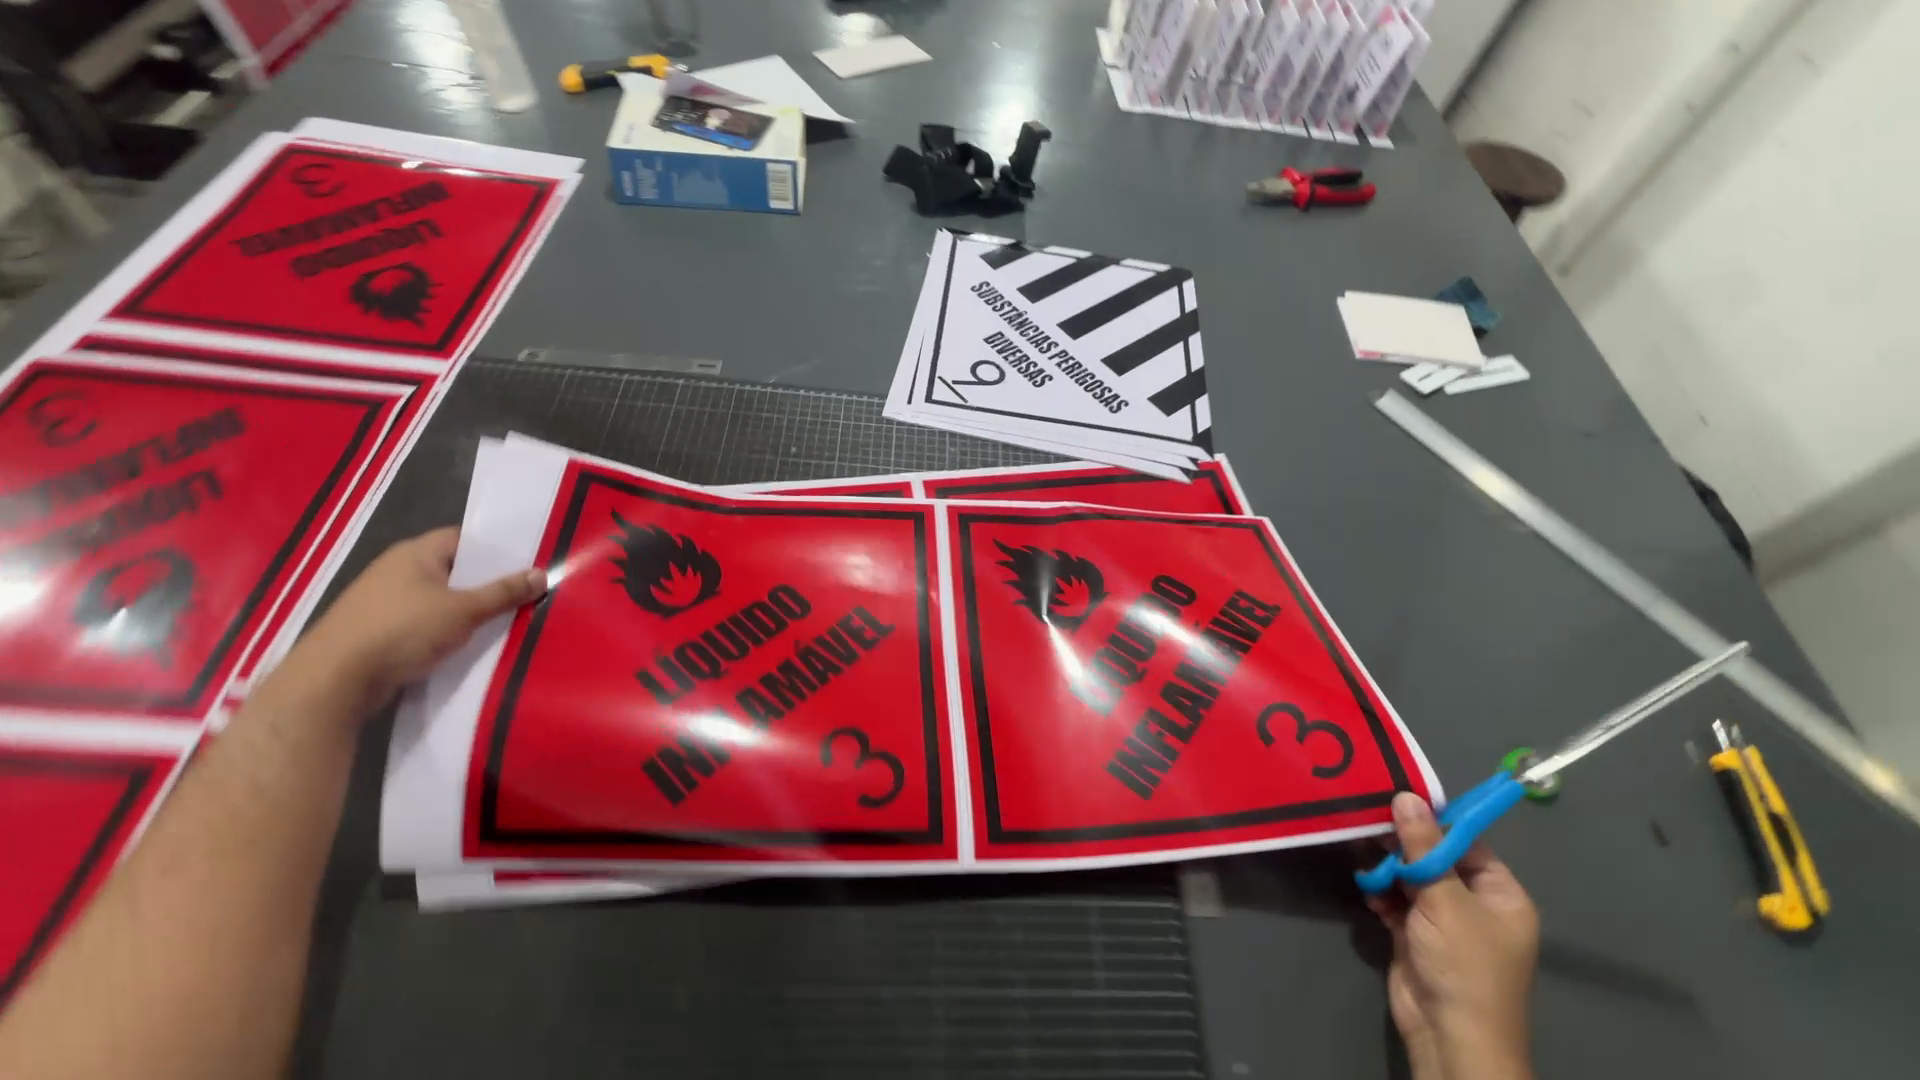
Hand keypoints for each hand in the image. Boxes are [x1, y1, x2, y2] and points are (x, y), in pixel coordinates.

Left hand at [284, 528, 546, 716]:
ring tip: (504, 622)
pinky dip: (445, 632)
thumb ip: (503, 592)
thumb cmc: (402, 630)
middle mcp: (397, 570)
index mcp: (415, 553)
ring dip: (466, 612)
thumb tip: (542, 573)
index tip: (526, 563)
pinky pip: (423, 624)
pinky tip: (468, 646)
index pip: (463, 539)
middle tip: (524, 595)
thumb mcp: (463, 610)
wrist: (335, 679)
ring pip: (439, 600)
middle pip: (453, 570)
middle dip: (486, 584)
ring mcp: (384, 602)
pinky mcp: (378, 632)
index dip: (495, 549)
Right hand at [1366, 792, 1538, 1079]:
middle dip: (1402, 846)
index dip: (1433, 821)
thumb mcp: (1445, 900)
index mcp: (1500, 894)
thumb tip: (1406, 796)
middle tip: (1369, 826)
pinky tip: (1370, 892)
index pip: (1466, 842)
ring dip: (1388, 870)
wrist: (1449, 1035)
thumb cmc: (1464, 964)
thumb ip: (1423, 847)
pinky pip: (1396, 901)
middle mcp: (1474, 903)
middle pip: (1434, 857)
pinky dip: (1381, 894)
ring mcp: (1444, 921)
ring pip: (1410, 878)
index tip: (1396, 798)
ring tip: (1366, 861)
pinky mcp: (1416, 935)